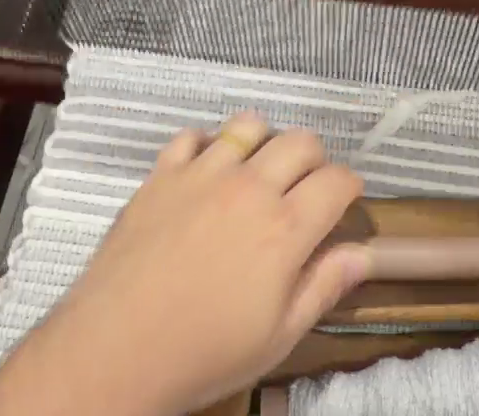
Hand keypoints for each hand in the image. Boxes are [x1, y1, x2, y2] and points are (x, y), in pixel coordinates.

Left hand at [0, 113, 369, 415]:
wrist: (114, 350)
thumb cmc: (203, 353)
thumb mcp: (278, 337)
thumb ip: (324, 287)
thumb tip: (363, 254)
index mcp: (285, 228)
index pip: (336, 181)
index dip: (349, 186)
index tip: (345, 199)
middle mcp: (250, 187)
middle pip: (300, 142)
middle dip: (314, 159)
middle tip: (305, 187)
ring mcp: (203, 174)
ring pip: (250, 126)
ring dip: (264, 142)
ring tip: (257, 169)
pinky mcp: (163, 173)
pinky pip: (193, 135)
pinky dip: (207, 145)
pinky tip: (206, 172)